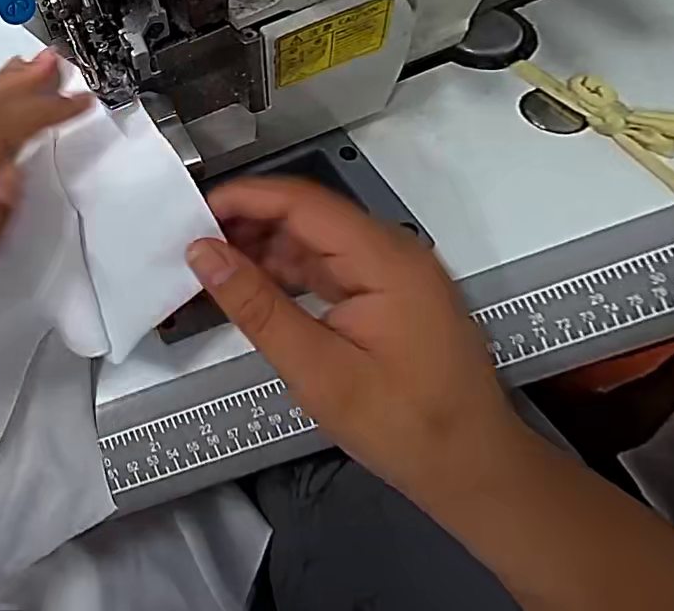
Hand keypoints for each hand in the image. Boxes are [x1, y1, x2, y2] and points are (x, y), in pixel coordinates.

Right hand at [186, 177, 527, 497]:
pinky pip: (321, 260)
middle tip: (197, 241)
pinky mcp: (381, 287)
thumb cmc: (410, 428)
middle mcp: (391, 251)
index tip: (197, 213)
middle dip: (246, 221)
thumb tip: (205, 255)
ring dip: (261, 244)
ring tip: (215, 264)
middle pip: (304, 212)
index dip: (244, 199)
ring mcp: (388, 268)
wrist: (476, 474)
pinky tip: (252, 284)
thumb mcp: (318, 369)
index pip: (301, 201)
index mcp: (385, 260)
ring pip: (309, 234)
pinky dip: (282, 267)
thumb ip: (255, 305)